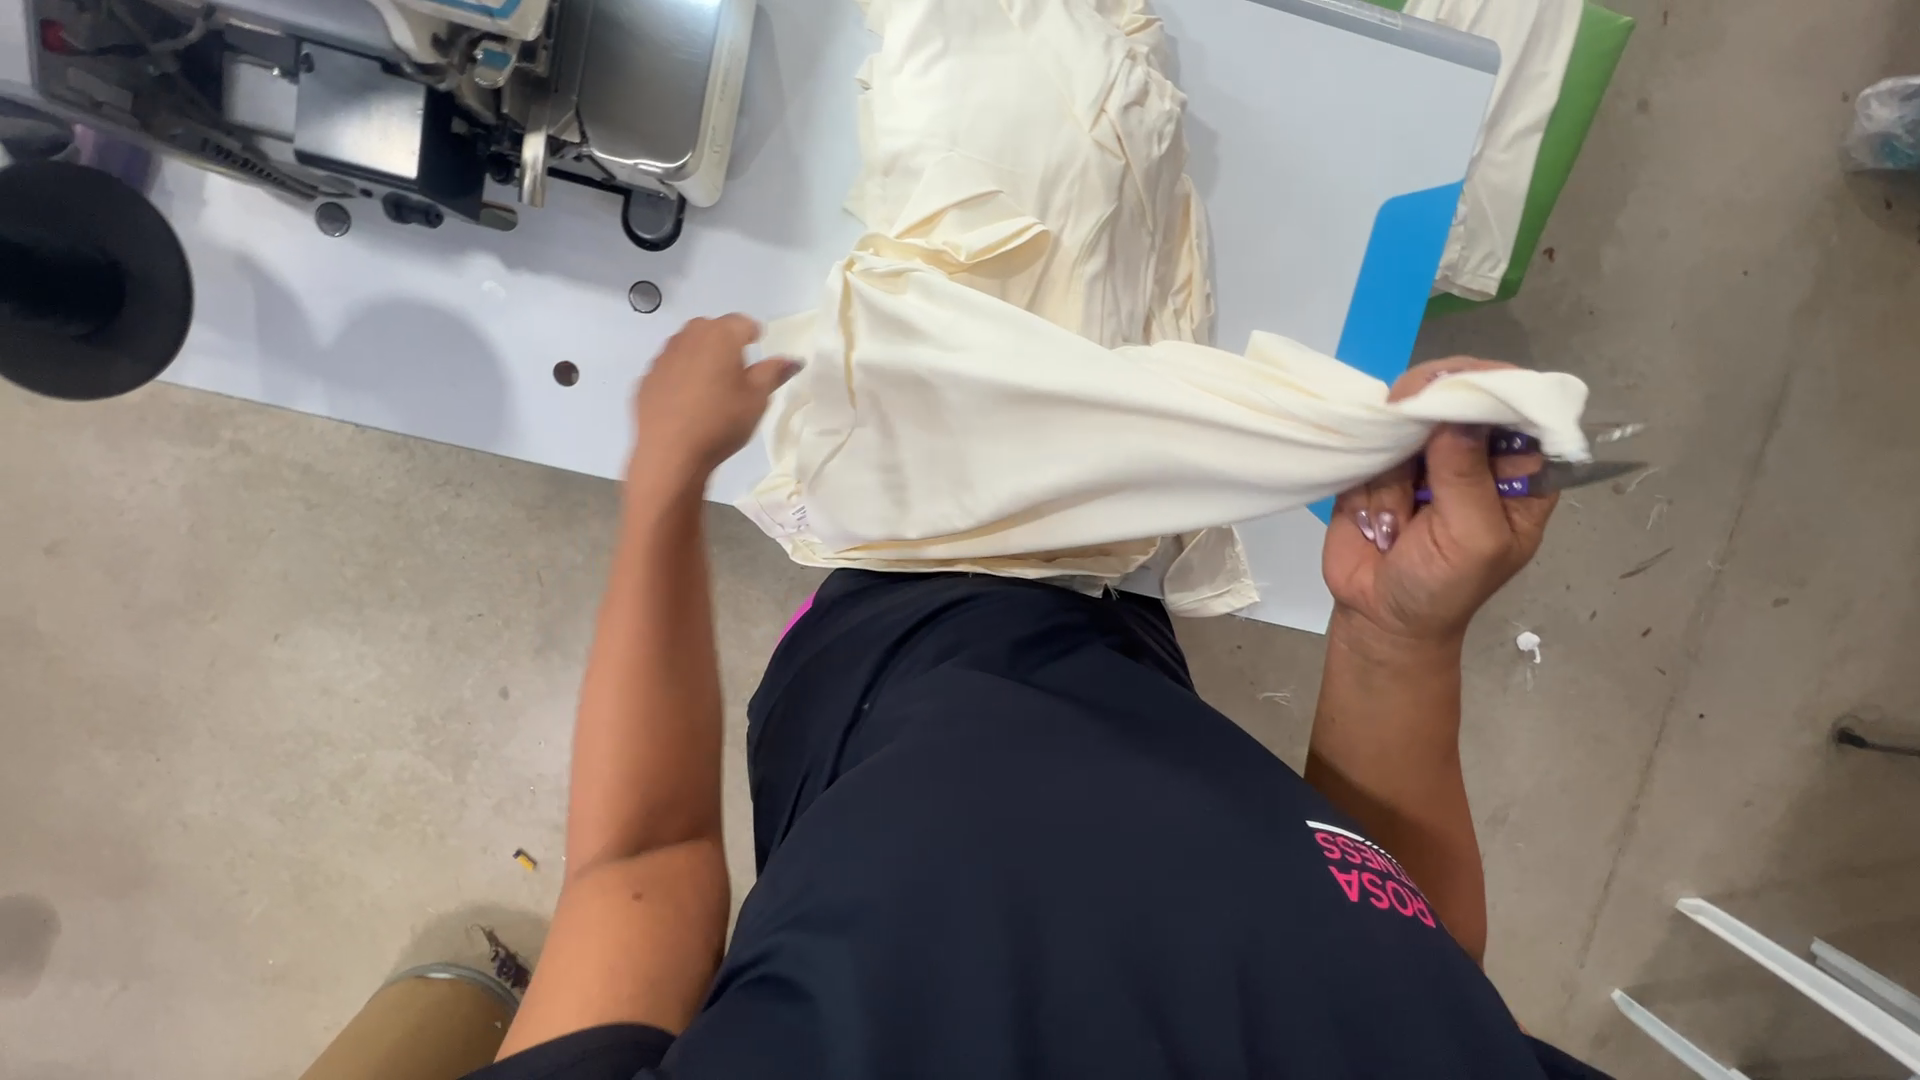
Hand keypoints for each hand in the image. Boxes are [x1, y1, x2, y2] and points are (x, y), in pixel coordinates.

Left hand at [629, 314, 798, 491]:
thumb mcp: (757, 399)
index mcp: (720, 336)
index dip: (753, 334)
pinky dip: (681, 375)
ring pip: (687, 346)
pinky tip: (688, 402)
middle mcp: (688, 338)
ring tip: (712, 386)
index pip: (742, 322)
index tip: (758, 349)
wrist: (671, 452)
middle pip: (711, 328)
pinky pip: (670, 368)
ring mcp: (663, 357)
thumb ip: (774, 373)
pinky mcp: (646, 378)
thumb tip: (793, 359)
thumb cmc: (722, 421)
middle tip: (736, 369)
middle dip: (725, 341)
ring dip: (701, 356)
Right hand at [1322, 358, 1557, 649]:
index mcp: (1517, 475)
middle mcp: (1471, 457)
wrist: (1377, 615)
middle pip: (1465, 400)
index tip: (1466, 388)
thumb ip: (1466, 480)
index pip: (1523, 414)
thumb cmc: (1442, 587)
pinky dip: (1368, 442)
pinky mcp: (1378, 466)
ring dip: (1399, 427)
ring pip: (1414, 414)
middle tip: (1413, 402)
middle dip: (1441, 397)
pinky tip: (1368, 465)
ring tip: (1391, 461)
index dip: (1500, 391)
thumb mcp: (1473, 540)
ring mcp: (1421, 460)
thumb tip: (1456, 417)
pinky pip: (1373, 438)